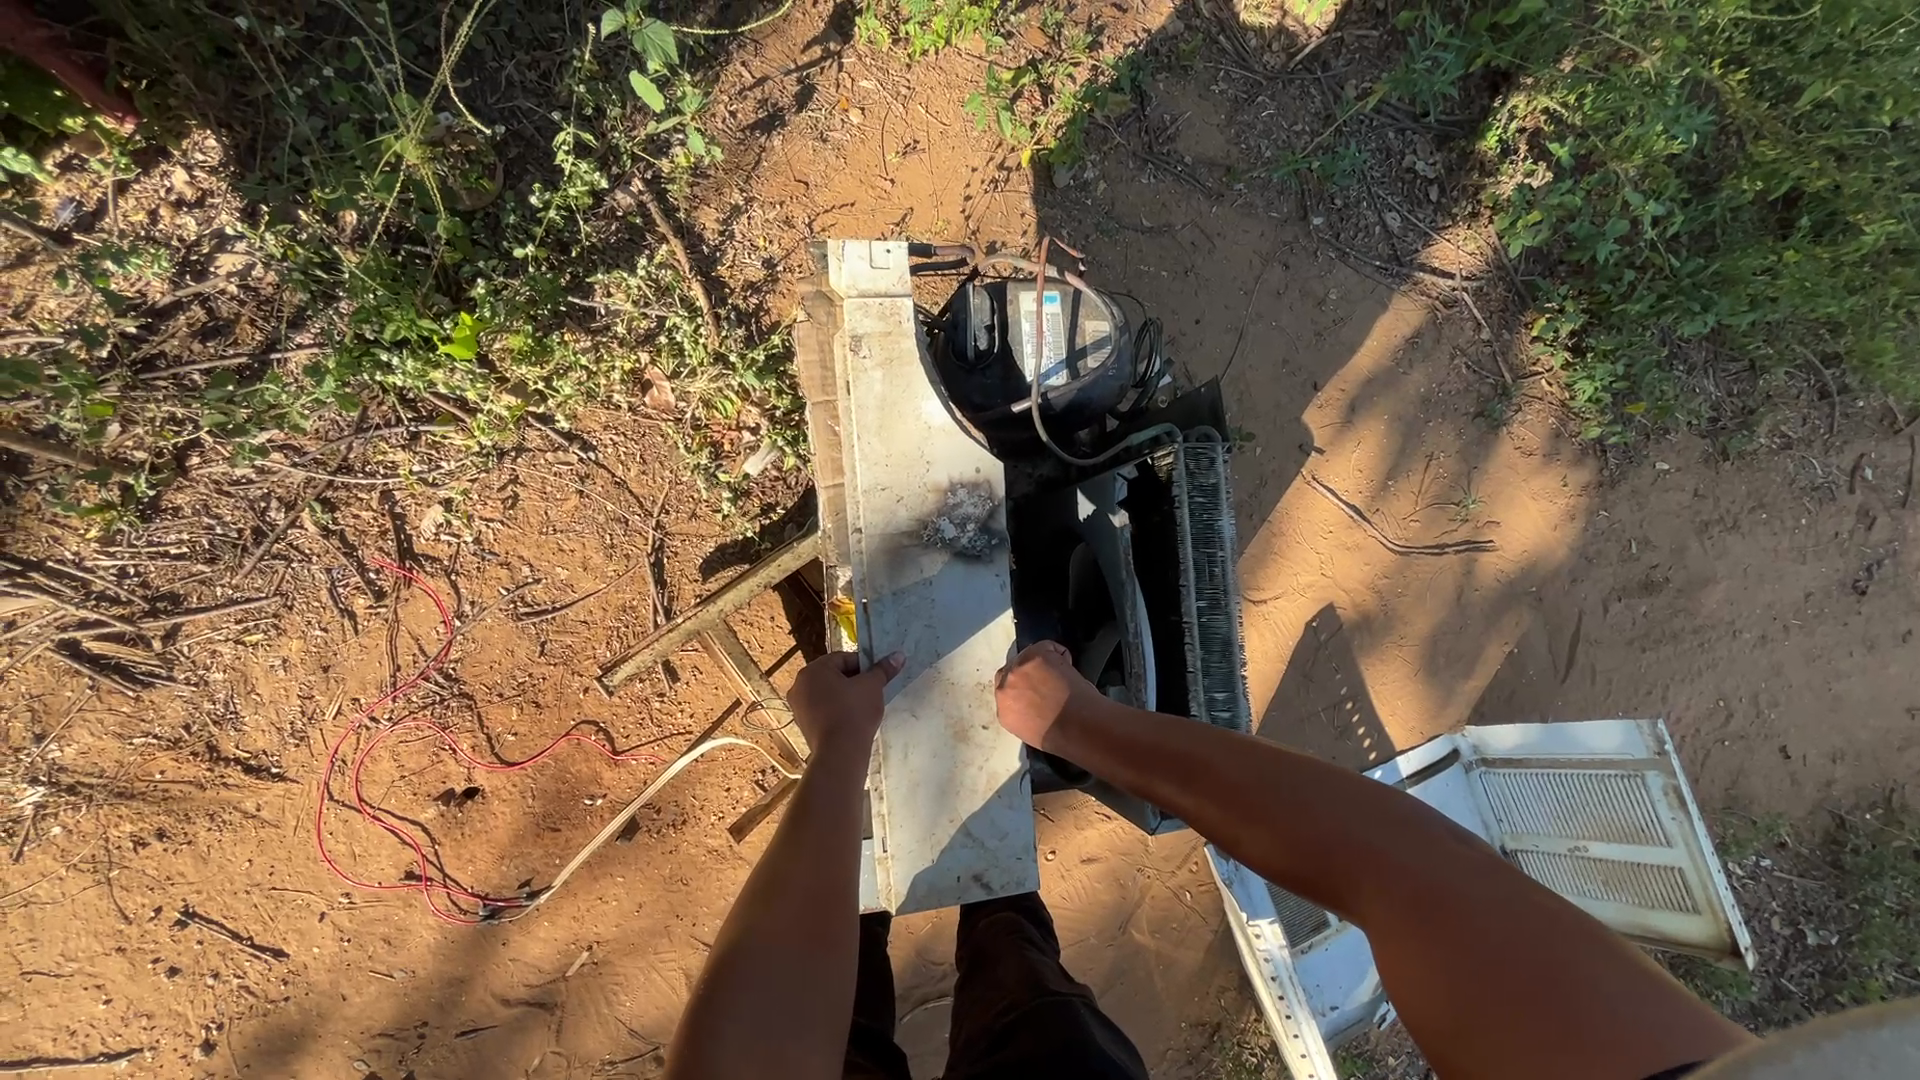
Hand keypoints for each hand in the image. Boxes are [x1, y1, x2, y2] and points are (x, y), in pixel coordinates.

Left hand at [787, 650, 905, 756]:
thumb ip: (883, 669)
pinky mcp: (803, 725)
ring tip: (863, 706)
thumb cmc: (854, 712)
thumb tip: (898, 656)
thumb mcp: (872, 686)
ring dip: (845, 696)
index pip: (843, 658)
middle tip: (872, 691)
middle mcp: (799, 685)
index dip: (863, 665)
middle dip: (853, 680)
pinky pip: (822, 710)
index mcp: (813, 670)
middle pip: (833, 675)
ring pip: (827, 693)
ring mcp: (798, 706)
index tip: (877, 677)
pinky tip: (852, 719)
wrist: (840, 752)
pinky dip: (836, 710)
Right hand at [994, 641, 1104, 750]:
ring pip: (1028, 656)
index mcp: (1003, 711)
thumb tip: (1033, 702)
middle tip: (1046, 680)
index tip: (1036, 690)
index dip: (1022, 686)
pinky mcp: (1036, 655)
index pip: (1005, 689)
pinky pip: (1048, 647)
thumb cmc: (1064, 736)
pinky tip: (1069, 670)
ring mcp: (1019, 669)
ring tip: (1061, 678)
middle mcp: (1005, 688)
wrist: (1078, 727)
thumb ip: (1024, 712)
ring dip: (1044, 664)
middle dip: (1026, 672)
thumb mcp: (1032, 732)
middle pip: (1011, 670)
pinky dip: (1061, 655)